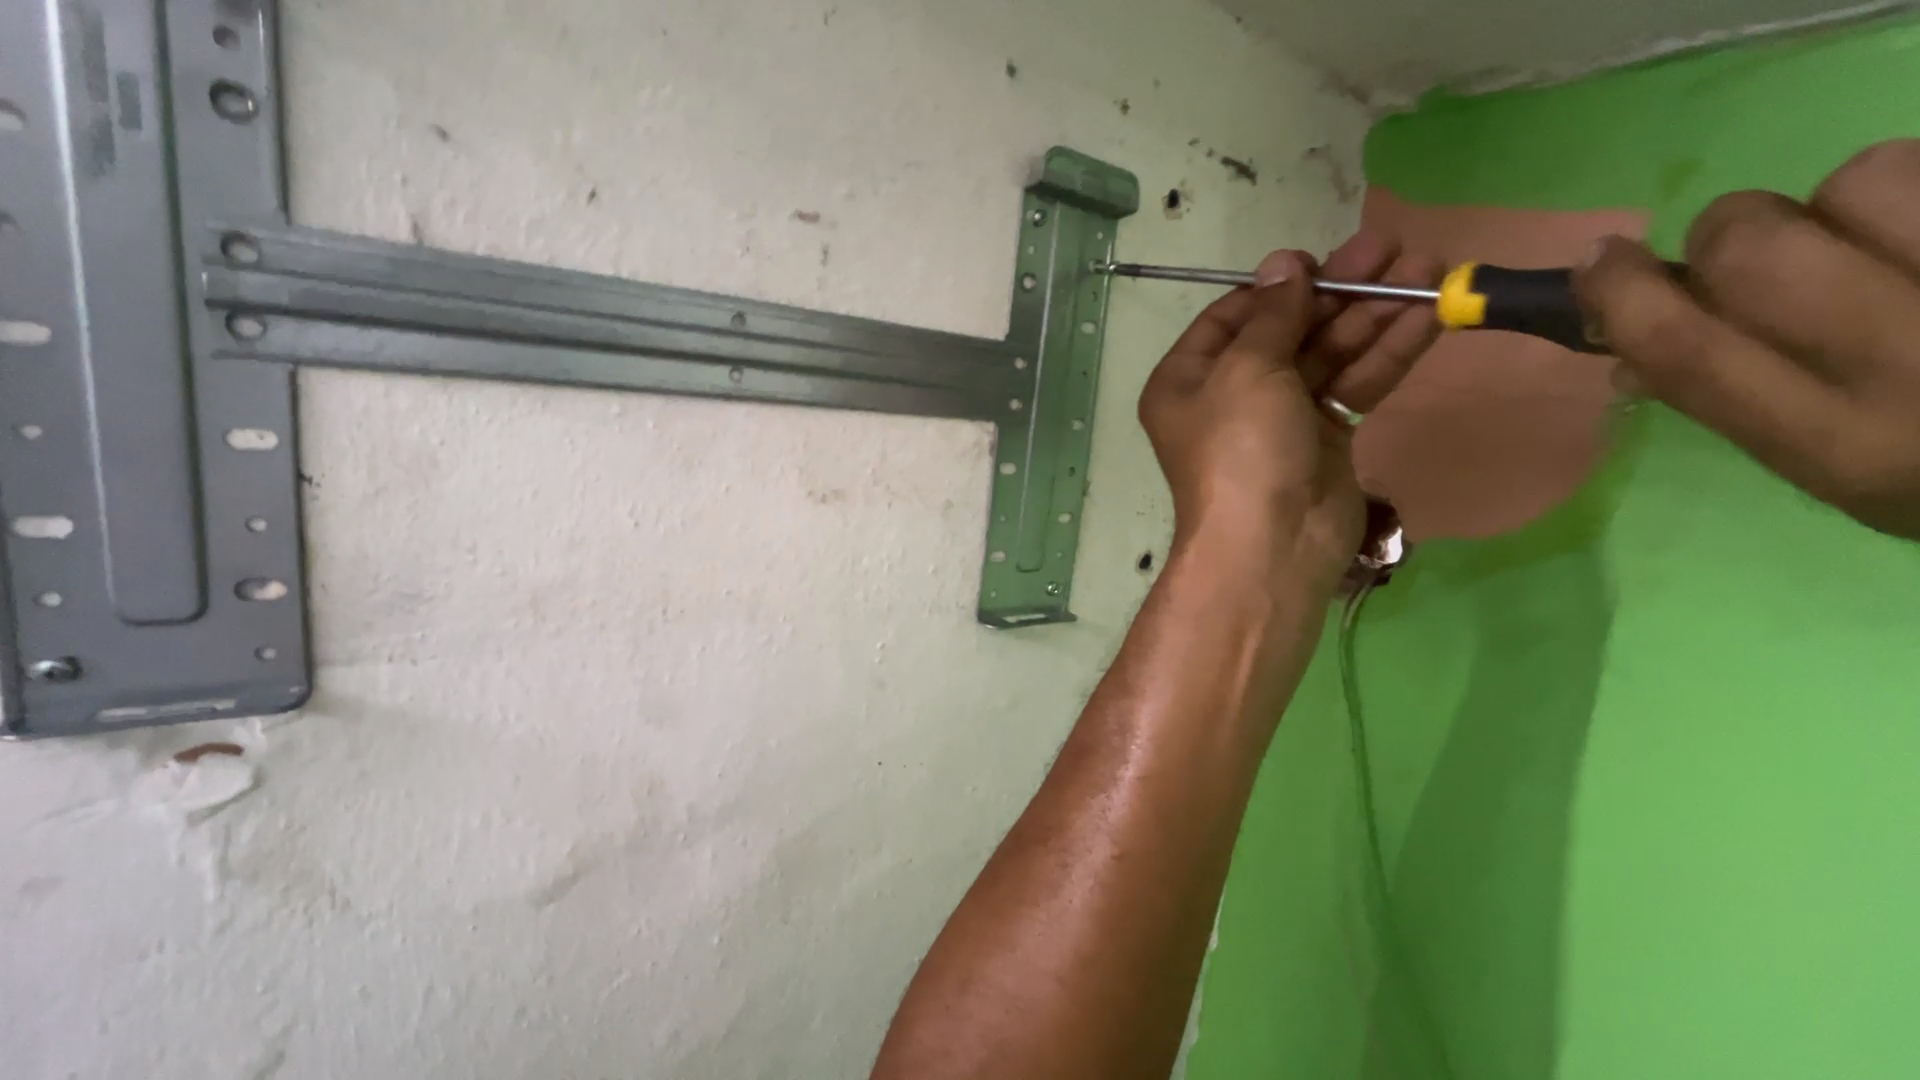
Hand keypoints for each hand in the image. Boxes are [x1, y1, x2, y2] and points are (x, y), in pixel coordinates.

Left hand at [1139, 241, 1439, 594]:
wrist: (1272, 545)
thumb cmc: (1241, 449)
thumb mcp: (1245, 369)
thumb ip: (1271, 314)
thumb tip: (1282, 263)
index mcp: (1188, 379)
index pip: (1231, 317)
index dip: (1276, 287)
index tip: (1318, 260)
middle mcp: (1229, 395)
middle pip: (1288, 330)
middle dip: (1339, 291)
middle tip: (1392, 248)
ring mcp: (1280, 418)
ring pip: (1329, 354)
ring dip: (1374, 314)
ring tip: (1427, 268)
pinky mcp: (1325, 439)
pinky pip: (1354, 385)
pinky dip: (1387, 352)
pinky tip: (1429, 314)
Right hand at [1575, 139, 1919, 538]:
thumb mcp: (1838, 468)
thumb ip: (1738, 405)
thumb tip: (1626, 346)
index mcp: (1841, 443)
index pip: (1686, 348)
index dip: (1621, 294)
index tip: (1599, 262)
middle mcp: (1911, 362)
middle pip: (1752, 246)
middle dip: (1727, 235)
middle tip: (1751, 254)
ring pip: (1859, 179)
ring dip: (1841, 201)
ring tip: (1872, 239)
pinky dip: (1913, 189)